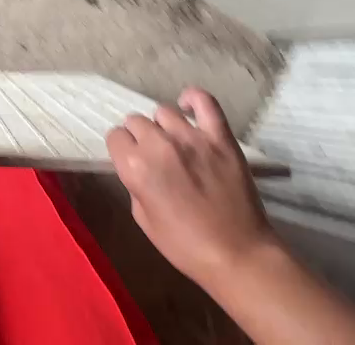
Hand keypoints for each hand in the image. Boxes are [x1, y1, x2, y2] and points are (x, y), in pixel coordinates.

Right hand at [107, 87, 280, 289]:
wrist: (239, 256)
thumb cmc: (185, 245)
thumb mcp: (143, 219)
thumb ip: (134, 183)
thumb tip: (138, 166)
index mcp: (135, 166)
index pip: (115, 136)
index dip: (122, 149)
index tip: (132, 161)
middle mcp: (158, 145)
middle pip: (136, 121)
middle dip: (140, 137)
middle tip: (155, 157)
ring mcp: (191, 138)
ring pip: (163, 112)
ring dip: (163, 126)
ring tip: (175, 143)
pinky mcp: (220, 139)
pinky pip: (205, 102)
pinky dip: (193, 99)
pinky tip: (188, 106)